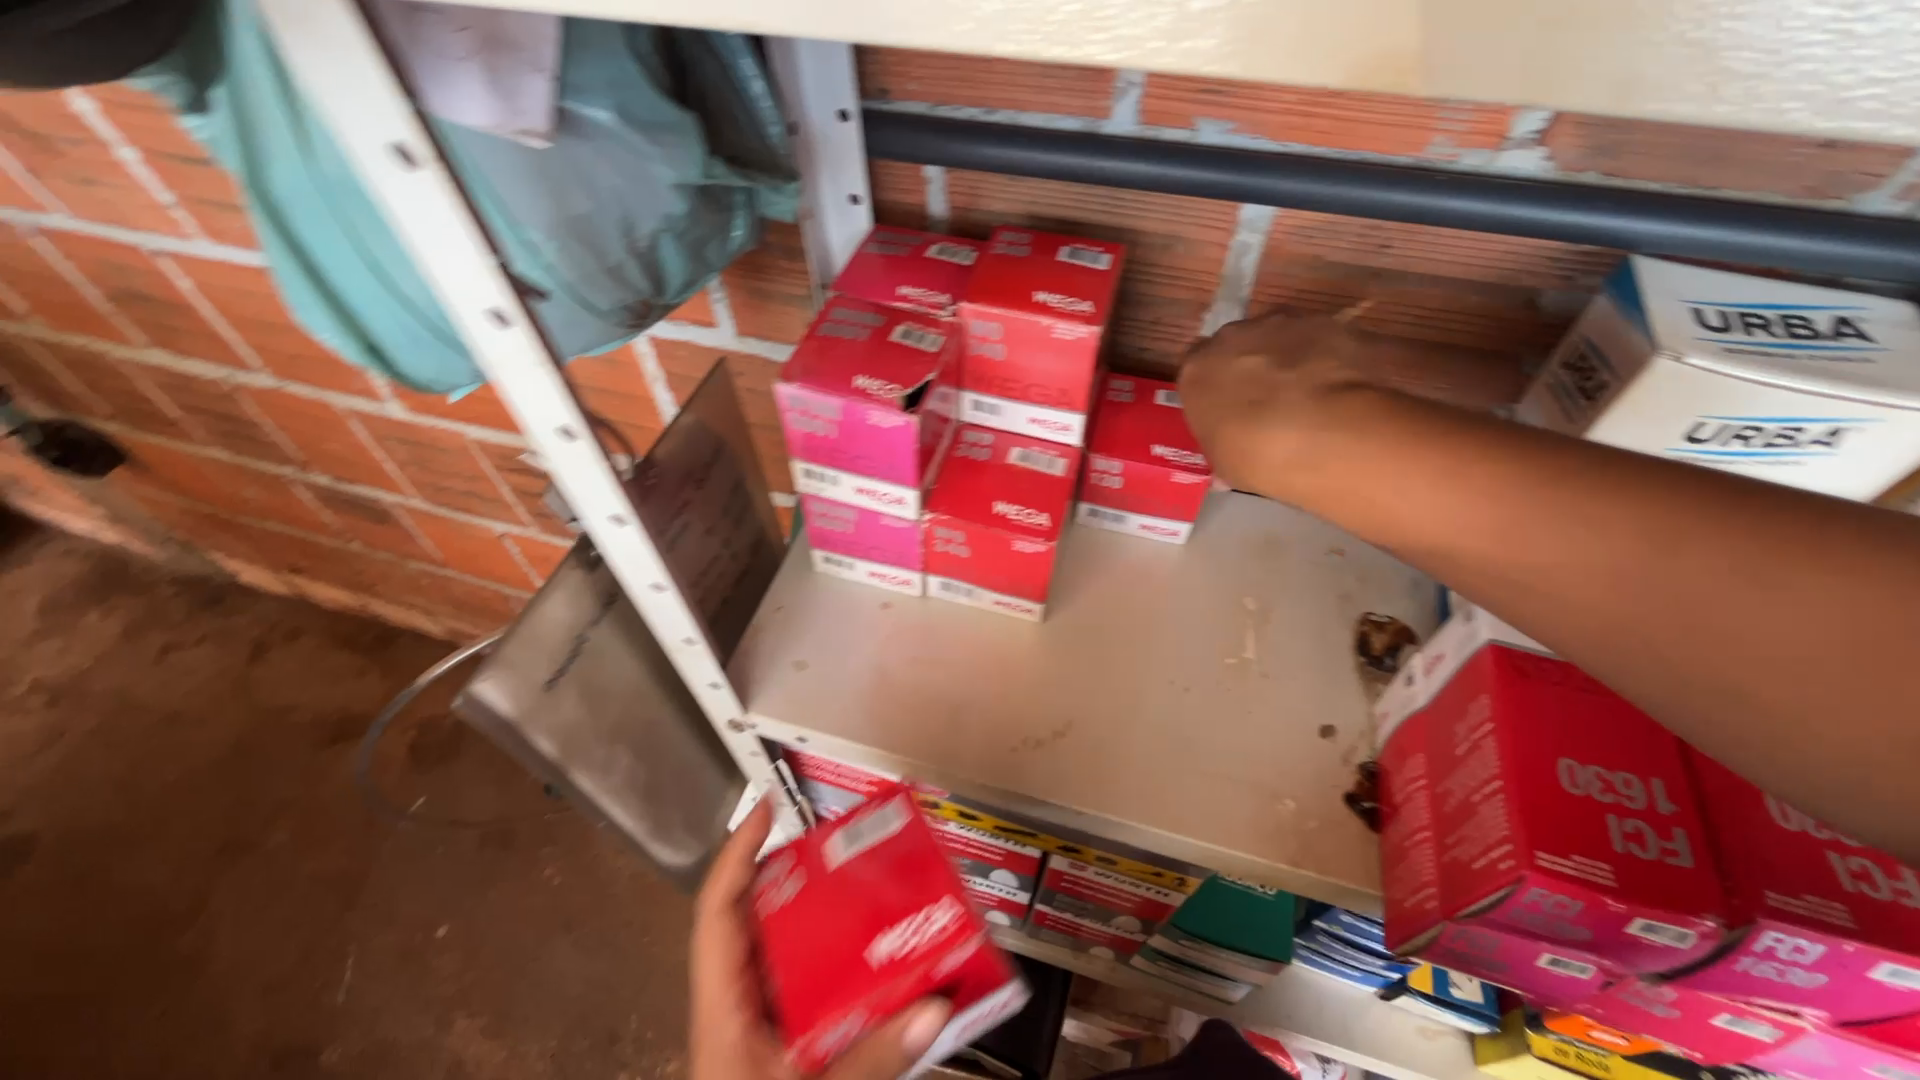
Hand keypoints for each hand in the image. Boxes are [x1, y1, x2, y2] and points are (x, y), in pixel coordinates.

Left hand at [690, 800, 953, 1079]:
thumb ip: (872, 1058)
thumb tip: (934, 1006)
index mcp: (723, 1012)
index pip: (718, 911)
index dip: (736, 855)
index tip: (765, 812)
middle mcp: (738, 1012)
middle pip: (762, 925)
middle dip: (802, 883)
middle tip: (847, 854)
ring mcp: (761, 1033)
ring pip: (794, 960)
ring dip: (832, 931)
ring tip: (876, 902)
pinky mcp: (787, 1053)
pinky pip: (817, 997)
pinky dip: (847, 977)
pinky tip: (884, 973)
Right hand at [1176, 315, 1369, 497]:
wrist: (1329, 434)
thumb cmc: (1258, 455)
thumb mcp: (1224, 462)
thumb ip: (1223, 445)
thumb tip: (1231, 456)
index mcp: (1197, 369)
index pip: (1198, 371)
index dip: (1215, 390)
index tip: (1228, 412)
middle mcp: (1234, 336)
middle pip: (1237, 347)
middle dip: (1251, 370)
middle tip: (1269, 406)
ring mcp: (1284, 324)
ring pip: (1281, 339)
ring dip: (1290, 362)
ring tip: (1312, 400)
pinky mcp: (1329, 323)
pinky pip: (1322, 342)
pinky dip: (1328, 361)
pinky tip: (1342, 391)